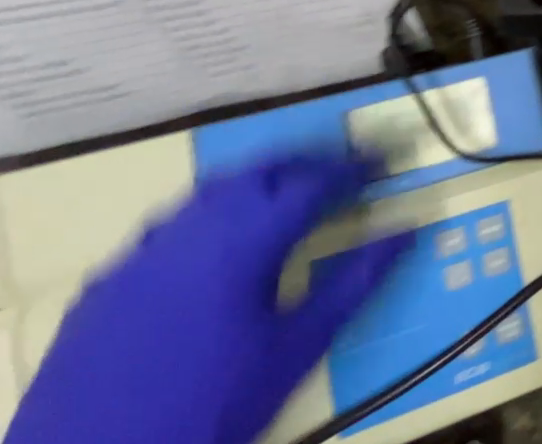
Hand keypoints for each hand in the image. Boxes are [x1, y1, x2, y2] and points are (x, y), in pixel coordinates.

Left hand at [7, 156, 411, 443]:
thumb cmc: (215, 403)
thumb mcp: (301, 346)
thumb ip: (357, 280)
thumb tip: (408, 229)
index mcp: (242, 245)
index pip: (310, 184)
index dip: (353, 168)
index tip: (386, 164)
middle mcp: (188, 236)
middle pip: (256, 173)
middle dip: (306, 163)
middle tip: (346, 170)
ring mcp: (139, 258)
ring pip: (207, 194)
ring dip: (259, 183)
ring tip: (294, 193)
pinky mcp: (107, 285)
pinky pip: (169, 226)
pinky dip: (212, 214)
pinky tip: (224, 240)